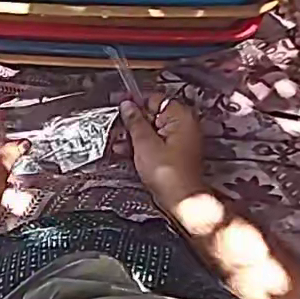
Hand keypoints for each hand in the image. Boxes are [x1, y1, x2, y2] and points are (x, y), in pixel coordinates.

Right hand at [119, 95, 205, 209]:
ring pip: (152, 129)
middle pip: (152, 114)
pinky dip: (141, 145)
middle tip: (116, 124)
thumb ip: (134, 121)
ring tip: (118, 141)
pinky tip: (127, 151)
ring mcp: (180, 140)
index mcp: (180, 117)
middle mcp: (183, 126)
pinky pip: (155, 142)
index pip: (154, 98)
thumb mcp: (144, 143)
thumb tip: (127, 106)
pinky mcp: (174, 153)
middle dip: (132, 121)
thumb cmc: (169, 174)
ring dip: (133, 134)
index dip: (134, 100)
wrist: (181, 199)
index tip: (119, 102)